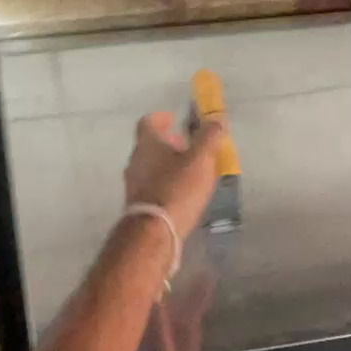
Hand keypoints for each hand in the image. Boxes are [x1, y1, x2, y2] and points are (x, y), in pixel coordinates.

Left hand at [124, 111, 227, 237]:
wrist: (154, 232)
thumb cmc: (177, 190)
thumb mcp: (200, 160)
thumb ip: (209, 137)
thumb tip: (217, 118)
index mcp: (146, 144)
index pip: (148, 122)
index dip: (162, 118)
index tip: (174, 119)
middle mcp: (134, 162)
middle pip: (149, 146)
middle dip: (167, 144)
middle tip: (187, 148)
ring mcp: (132, 186)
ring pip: (149, 168)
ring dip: (165, 166)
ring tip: (187, 173)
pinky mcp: (137, 207)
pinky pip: (150, 188)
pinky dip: (163, 185)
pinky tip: (179, 196)